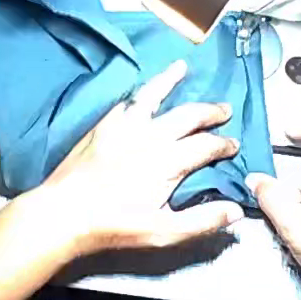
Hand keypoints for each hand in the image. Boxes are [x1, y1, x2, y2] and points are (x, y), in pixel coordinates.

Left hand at [25, 61, 243, 256]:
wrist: (65, 213)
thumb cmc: (114, 225)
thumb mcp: (163, 232)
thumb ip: (201, 220)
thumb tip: (235, 211)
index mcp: (167, 162)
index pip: (206, 146)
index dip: (223, 145)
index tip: (234, 145)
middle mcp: (149, 137)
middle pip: (187, 115)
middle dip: (209, 112)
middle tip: (224, 109)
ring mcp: (123, 127)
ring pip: (152, 96)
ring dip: (169, 80)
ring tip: (181, 68)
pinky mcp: (102, 126)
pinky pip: (124, 103)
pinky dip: (137, 94)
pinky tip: (140, 91)